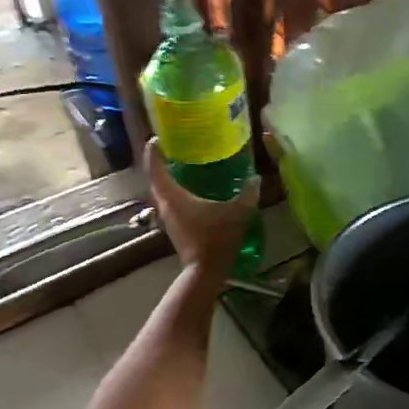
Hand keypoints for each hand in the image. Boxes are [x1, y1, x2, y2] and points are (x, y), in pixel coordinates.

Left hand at [146, 143, 258, 276]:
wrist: (205, 272)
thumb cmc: (216, 238)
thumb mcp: (237, 213)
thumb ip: (247, 194)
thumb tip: (255, 178)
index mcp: (172, 196)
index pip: (155, 167)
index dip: (153, 150)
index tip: (157, 137)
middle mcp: (164, 205)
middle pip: (155, 179)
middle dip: (161, 162)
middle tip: (173, 148)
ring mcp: (167, 218)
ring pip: (162, 193)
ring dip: (167, 179)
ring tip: (182, 166)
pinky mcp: (173, 228)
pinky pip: (170, 204)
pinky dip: (175, 193)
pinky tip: (192, 190)